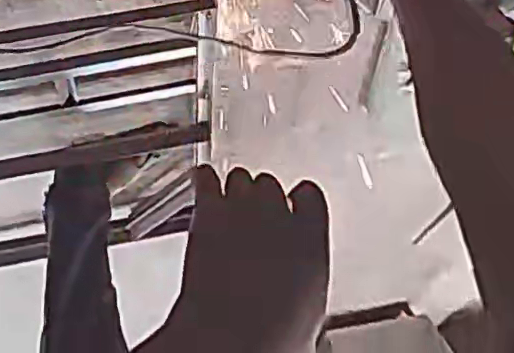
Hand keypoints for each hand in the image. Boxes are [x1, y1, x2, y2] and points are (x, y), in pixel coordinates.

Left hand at [142, 166, 329, 352]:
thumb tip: (304, 312)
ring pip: (240, 178)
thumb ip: (306, 292)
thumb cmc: (271, 339)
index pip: (310, 196)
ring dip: (235, 192)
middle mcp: (277, 212)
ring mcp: (241, 205)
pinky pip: (206, 177)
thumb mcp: (307, 321)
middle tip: (255, 224)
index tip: (295, 207)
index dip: (301, 201)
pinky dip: (204, 180)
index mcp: (310, 239)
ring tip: (229, 213)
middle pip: (270, 185)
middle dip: (262, 201)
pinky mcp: (209, 207)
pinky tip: (203, 184)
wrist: (229, 339)